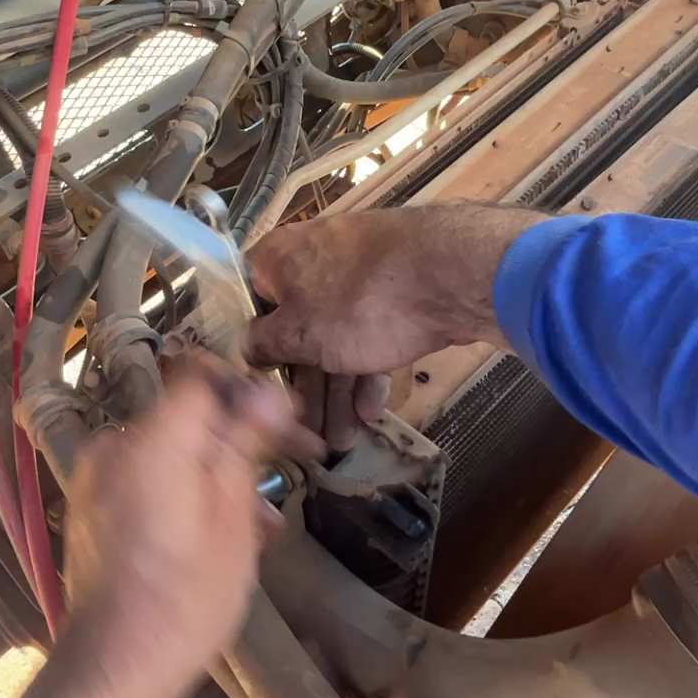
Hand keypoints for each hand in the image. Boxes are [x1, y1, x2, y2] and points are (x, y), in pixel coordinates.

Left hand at [11, 360, 313, 697]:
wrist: (113, 669)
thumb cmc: (187, 597)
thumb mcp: (232, 517)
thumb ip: (244, 442)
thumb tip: (268, 390)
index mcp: (152, 439)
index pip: (200, 373)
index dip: (245, 387)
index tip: (283, 420)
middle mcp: (115, 444)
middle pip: (189, 414)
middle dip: (241, 435)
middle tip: (294, 463)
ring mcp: (96, 475)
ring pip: (172, 448)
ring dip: (217, 468)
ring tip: (262, 518)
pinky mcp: (90, 504)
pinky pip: (147, 474)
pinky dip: (184, 486)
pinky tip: (220, 528)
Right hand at [245, 204, 546, 447]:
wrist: (449, 273)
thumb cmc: (356, 303)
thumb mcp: (298, 334)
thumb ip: (264, 344)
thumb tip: (248, 346)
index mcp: (275, 258)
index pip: (248, 303)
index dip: (251, 349)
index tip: (260, 390)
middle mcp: (312, 258)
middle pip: (297, 329)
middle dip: (305, 388)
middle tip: (309, 436)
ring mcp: (357, 272)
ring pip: (335, 335)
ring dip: (337, 390)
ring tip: (343, 440)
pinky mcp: (395, 289)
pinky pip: (370, 331)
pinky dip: (367, 367)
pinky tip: (372, 410)